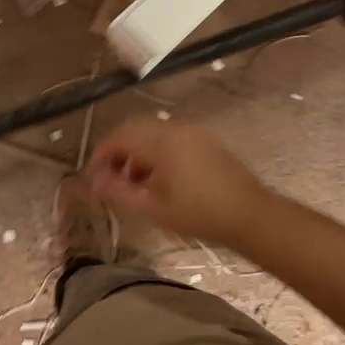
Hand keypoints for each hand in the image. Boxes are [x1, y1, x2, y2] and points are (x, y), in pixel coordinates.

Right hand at [85, 121, 272, 244]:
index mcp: (160, 142)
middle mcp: (175, 129)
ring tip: (136, 184)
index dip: (101, 153)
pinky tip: (162, 180)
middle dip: (118, 153)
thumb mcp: (153, 209)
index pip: (119, 136)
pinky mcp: (207, 140)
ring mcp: (194, 132)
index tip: (93, 175)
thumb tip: (93, 182)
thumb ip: (119, 192)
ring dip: (138, 154)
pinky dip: (158, 153)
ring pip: (154, 134)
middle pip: (135, 131)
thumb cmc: (199, 214)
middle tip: (111, 179)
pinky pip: (172, 138)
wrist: (251, 215)